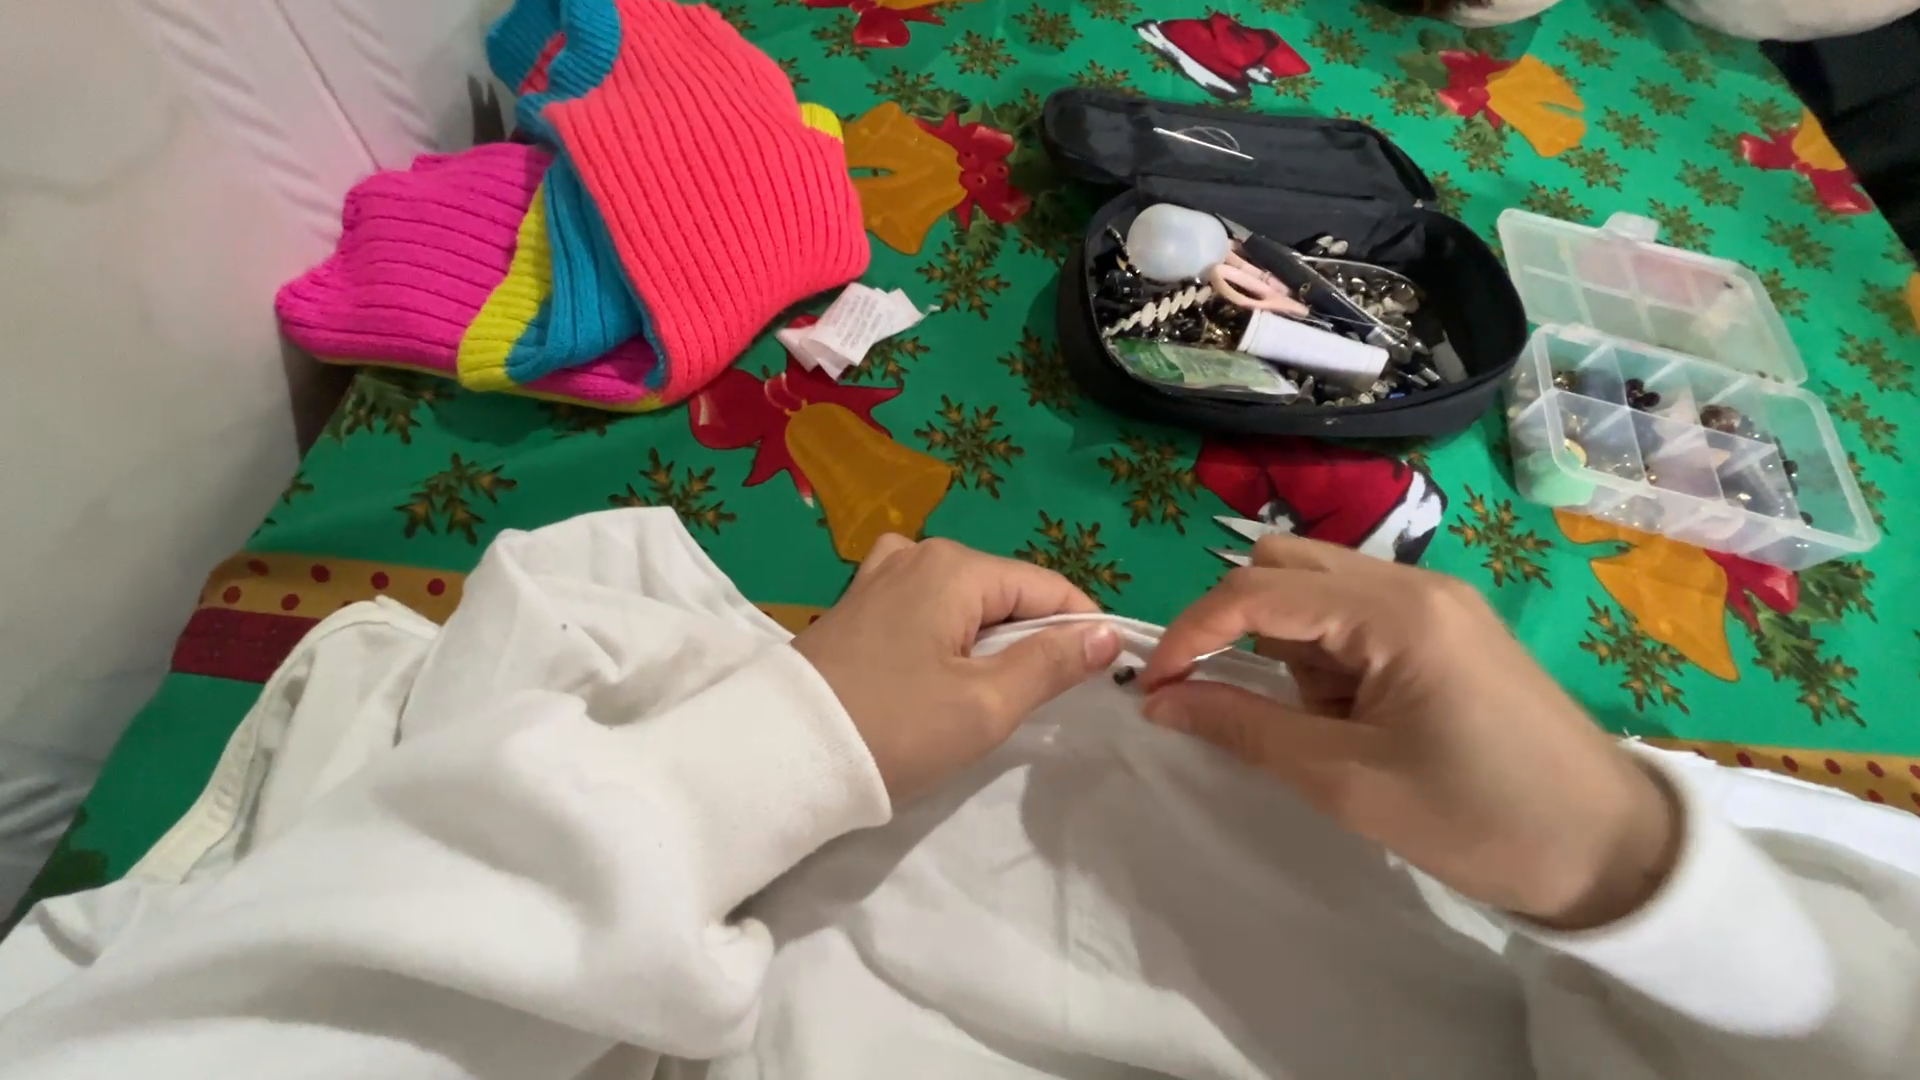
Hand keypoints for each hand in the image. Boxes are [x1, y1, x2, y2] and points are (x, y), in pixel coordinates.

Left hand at [794, 535, 1123, 804]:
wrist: (783, 754)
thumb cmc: (893, 729)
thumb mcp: (986, 704)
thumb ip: (1051, 662)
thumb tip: (1105, 633)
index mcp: (955, 567)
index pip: (1046, 586)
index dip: (1081, 627)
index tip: (1099, 674)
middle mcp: (918, 553)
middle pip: (1004, 589)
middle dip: (1031, 635)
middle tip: (1035, 699)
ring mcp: (881, 573)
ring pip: (965, 599)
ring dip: (988, 638)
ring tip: (986, 690)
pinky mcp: (858, 601)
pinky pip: (925, 603)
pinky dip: (946, 631)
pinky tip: (938, 663)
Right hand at [1140, 534, 1680, 929]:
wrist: (1619, 858)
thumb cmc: (1482, 822)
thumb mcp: (1346, 781)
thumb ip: (1242, 728)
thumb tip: (1158, 702)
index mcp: (1394, 612)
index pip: (1256, 589)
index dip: (1190, 631)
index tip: (1155, 685)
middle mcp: (1409, 583)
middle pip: (1279, 562)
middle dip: (1234, 623)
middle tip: (1226, 692)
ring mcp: (1428, 599)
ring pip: (1308, 586)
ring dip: (1280, 643)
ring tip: (1316, 719)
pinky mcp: (1438, 623)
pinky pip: (1344, 613)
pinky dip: (1317, 653)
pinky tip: (1347, 710)